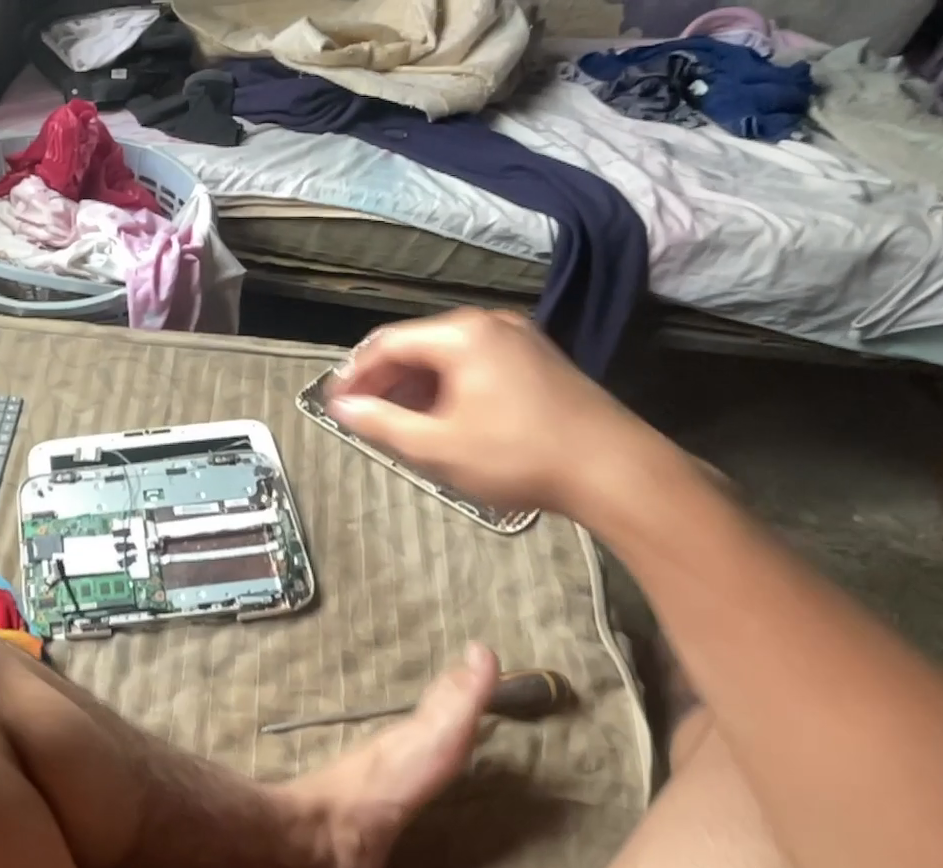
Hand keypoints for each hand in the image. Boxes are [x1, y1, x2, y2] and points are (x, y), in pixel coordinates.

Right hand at [323, 309, 664, 515]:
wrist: (610, 467)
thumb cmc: (515, 455)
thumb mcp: (436, 445)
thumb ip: (381, 423)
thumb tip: (342, 408)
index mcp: (461, 336)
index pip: (387, 343)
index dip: (354, 374)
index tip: (333, 404)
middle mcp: (488, 325)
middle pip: (415, 345)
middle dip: (381, 380)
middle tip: (357, 416)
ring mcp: (516, 340)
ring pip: (443, 357)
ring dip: (410, 387)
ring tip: (390, 423)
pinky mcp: (533, 360)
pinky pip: (470, 364)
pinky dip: (442, 387)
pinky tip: (433, 418)